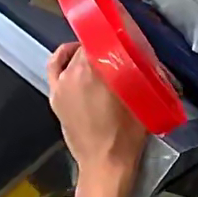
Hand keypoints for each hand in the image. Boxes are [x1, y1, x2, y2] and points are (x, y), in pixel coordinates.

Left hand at [47, 43, 145, 185]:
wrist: (105, 163)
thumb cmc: (128, 133)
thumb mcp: (142, 98)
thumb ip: (141, 73)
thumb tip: (143, 54)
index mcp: (98, 69)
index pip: (102, 36)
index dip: (114, 33)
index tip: (125, 35)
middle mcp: (76, 71)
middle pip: (88, 44)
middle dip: (103, 45)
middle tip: (118, 51)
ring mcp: (61, 82)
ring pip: (73, 54)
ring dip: (87, 52)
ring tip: (100, 56)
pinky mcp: (54, 94)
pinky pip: (55, 65)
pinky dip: (64, 57)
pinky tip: (73, 56)